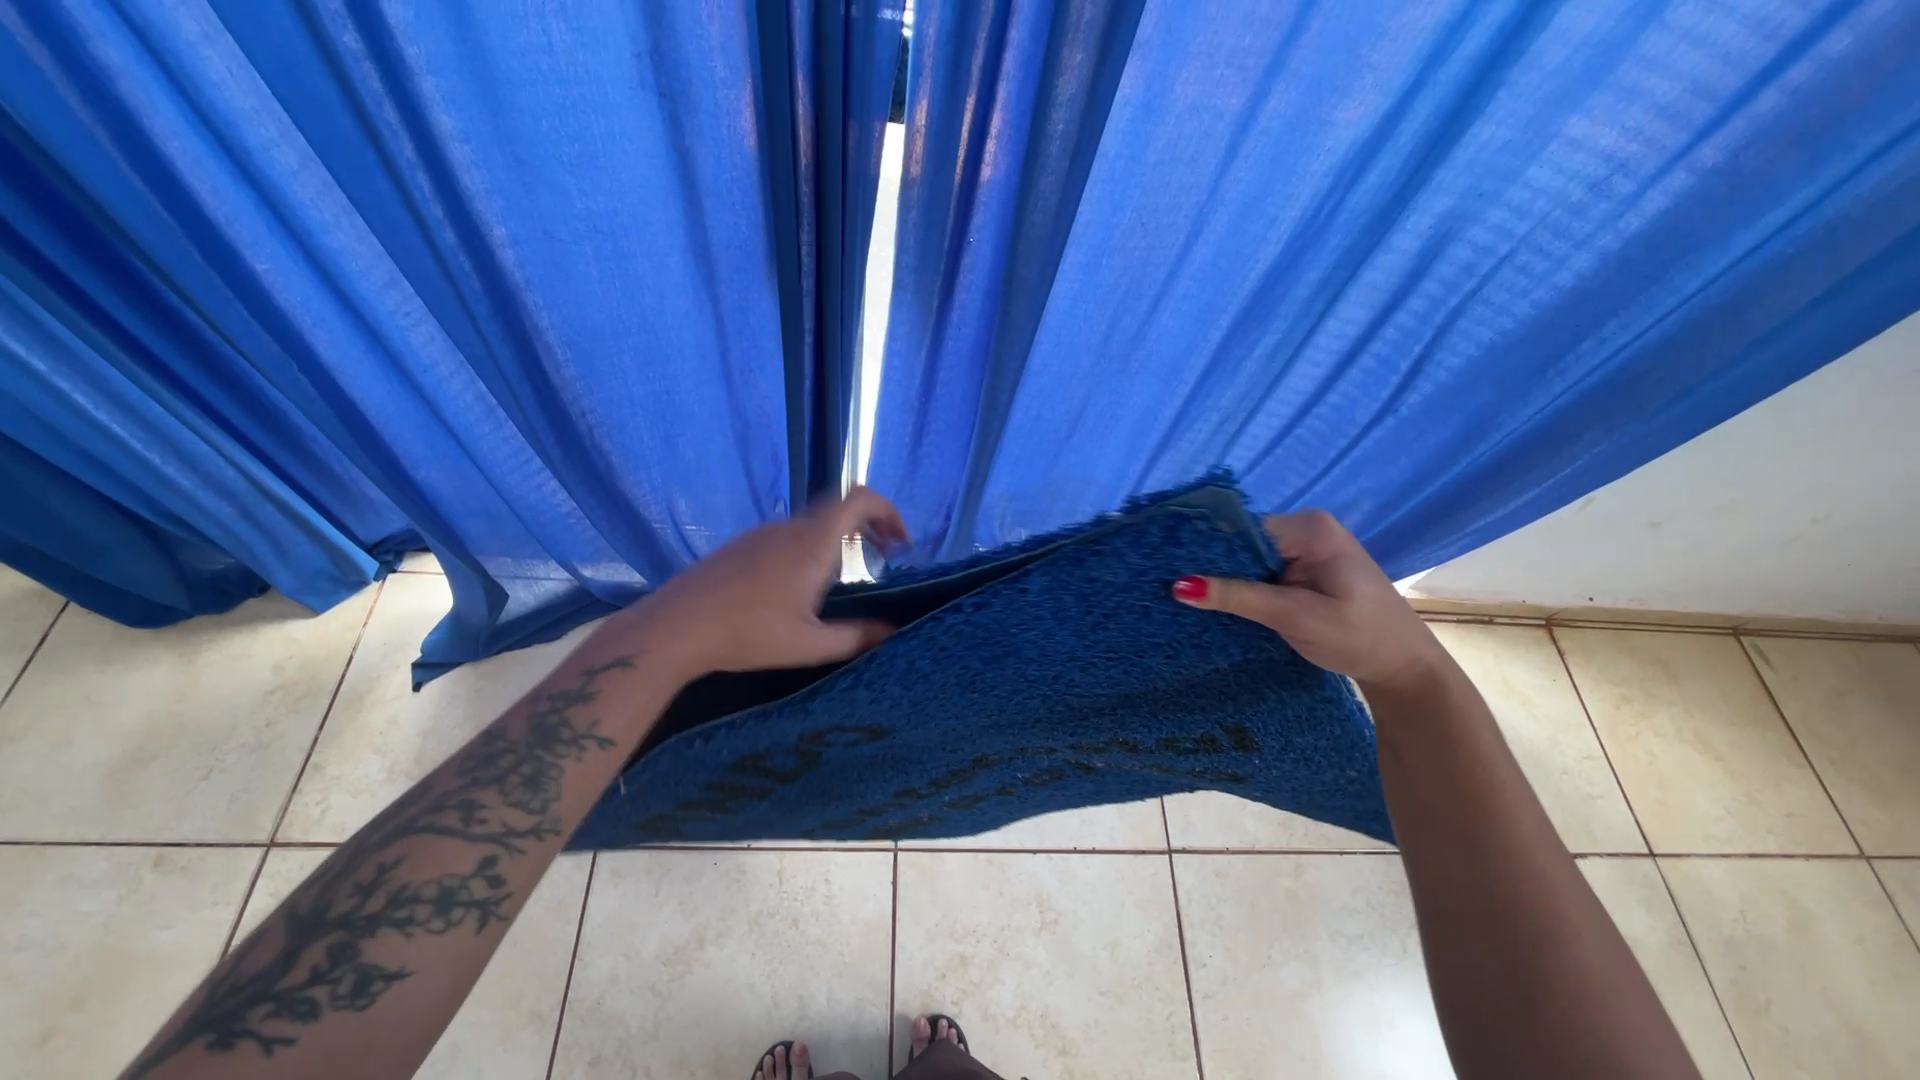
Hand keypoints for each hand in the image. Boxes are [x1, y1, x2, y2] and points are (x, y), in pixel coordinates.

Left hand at [608, 487, 909, 675]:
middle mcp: (790, 528)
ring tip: (846, 576)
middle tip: (884, 557)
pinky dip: (812, 545)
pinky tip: (800, 584)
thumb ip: (857, 637)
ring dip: (840, 538)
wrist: (675, 627)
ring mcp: (762, 533)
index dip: (888, 511)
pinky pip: (788, 533)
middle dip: (870, 526)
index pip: (860, 498)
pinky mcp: (742, 545)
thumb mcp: (810, 645)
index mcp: (814, 544)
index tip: (901, 542)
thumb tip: (893, 631)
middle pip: (840, 507)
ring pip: (813, 522)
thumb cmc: (748, 635)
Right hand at [1171, 508, 1450, 693]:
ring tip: (1187, 598)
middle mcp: (1306, 527)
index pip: (1241, 530)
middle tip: (1171, 590)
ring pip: (1248, 557)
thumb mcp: (1295, 617)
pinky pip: (1261, 569)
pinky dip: (1242, 586)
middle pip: (1242, 541)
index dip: (1206, 551)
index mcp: (1310, 527)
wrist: (1404, 666)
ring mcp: (1306, 546)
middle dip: (1212, 565)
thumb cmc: (1359, 638)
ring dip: (1225, 579)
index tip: (1169, 572)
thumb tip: (1178, 584)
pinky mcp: (1305, 567)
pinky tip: (1220, 602)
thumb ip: (1238, 597)